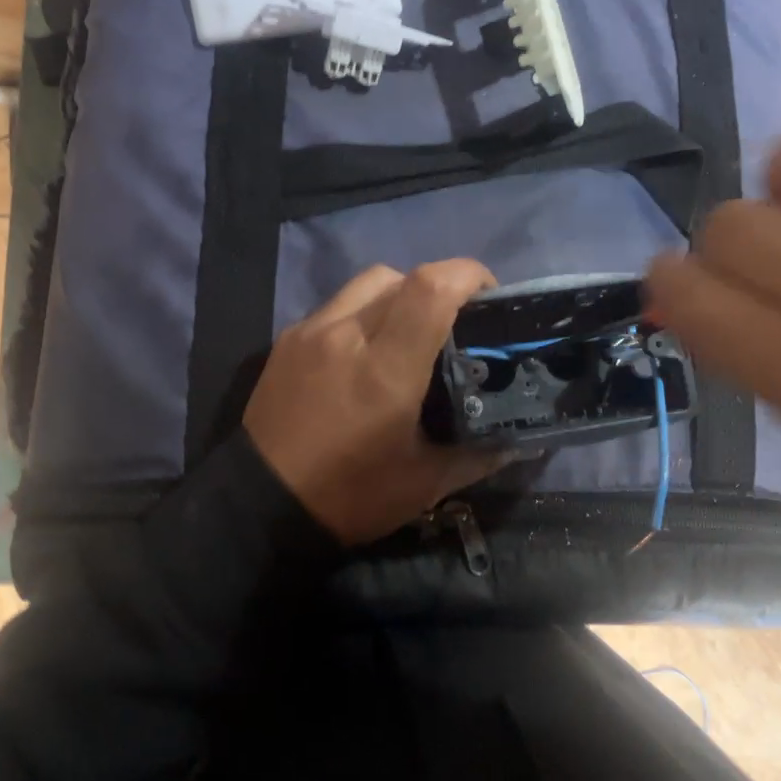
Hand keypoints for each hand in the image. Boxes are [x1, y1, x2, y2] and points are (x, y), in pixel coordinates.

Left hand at [244, 260, 512, 546]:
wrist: (259, 505)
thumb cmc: (349, 497)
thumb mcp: (425, 484)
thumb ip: (480, 453)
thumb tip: (521, 437)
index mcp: (385, 369)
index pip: (431, 289)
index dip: (469, 276)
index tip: (490, 297)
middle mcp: (346, 335)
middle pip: (402, 277)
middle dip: (439, 288)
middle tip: (455, 324)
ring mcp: (311, 331)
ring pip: (367, 283)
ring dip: (399, 294)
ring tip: (410, 333)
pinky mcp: (288, 338)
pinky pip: (337, 305)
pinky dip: (363, 312)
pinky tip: (364, 352)